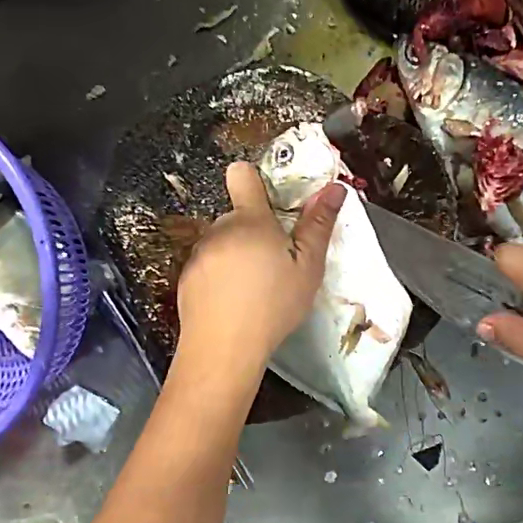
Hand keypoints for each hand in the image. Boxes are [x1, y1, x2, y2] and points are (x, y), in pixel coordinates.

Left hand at [176, 162, 343, 363]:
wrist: (224, 347)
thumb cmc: (274, 304)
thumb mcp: (308, 267)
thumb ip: (318, 225)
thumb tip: (335, 188)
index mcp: (251, 220)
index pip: (242, 175)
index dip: (255, 179)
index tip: (272, 200)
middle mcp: (219, 228)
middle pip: (239, 216)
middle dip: (257, 231)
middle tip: (278, 263)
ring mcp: (199, 253)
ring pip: (224, 242)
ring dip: (239, 254)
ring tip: (257, 287)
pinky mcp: (187, 277)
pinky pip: (209, 265)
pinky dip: (222, 276)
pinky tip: (236, 301)